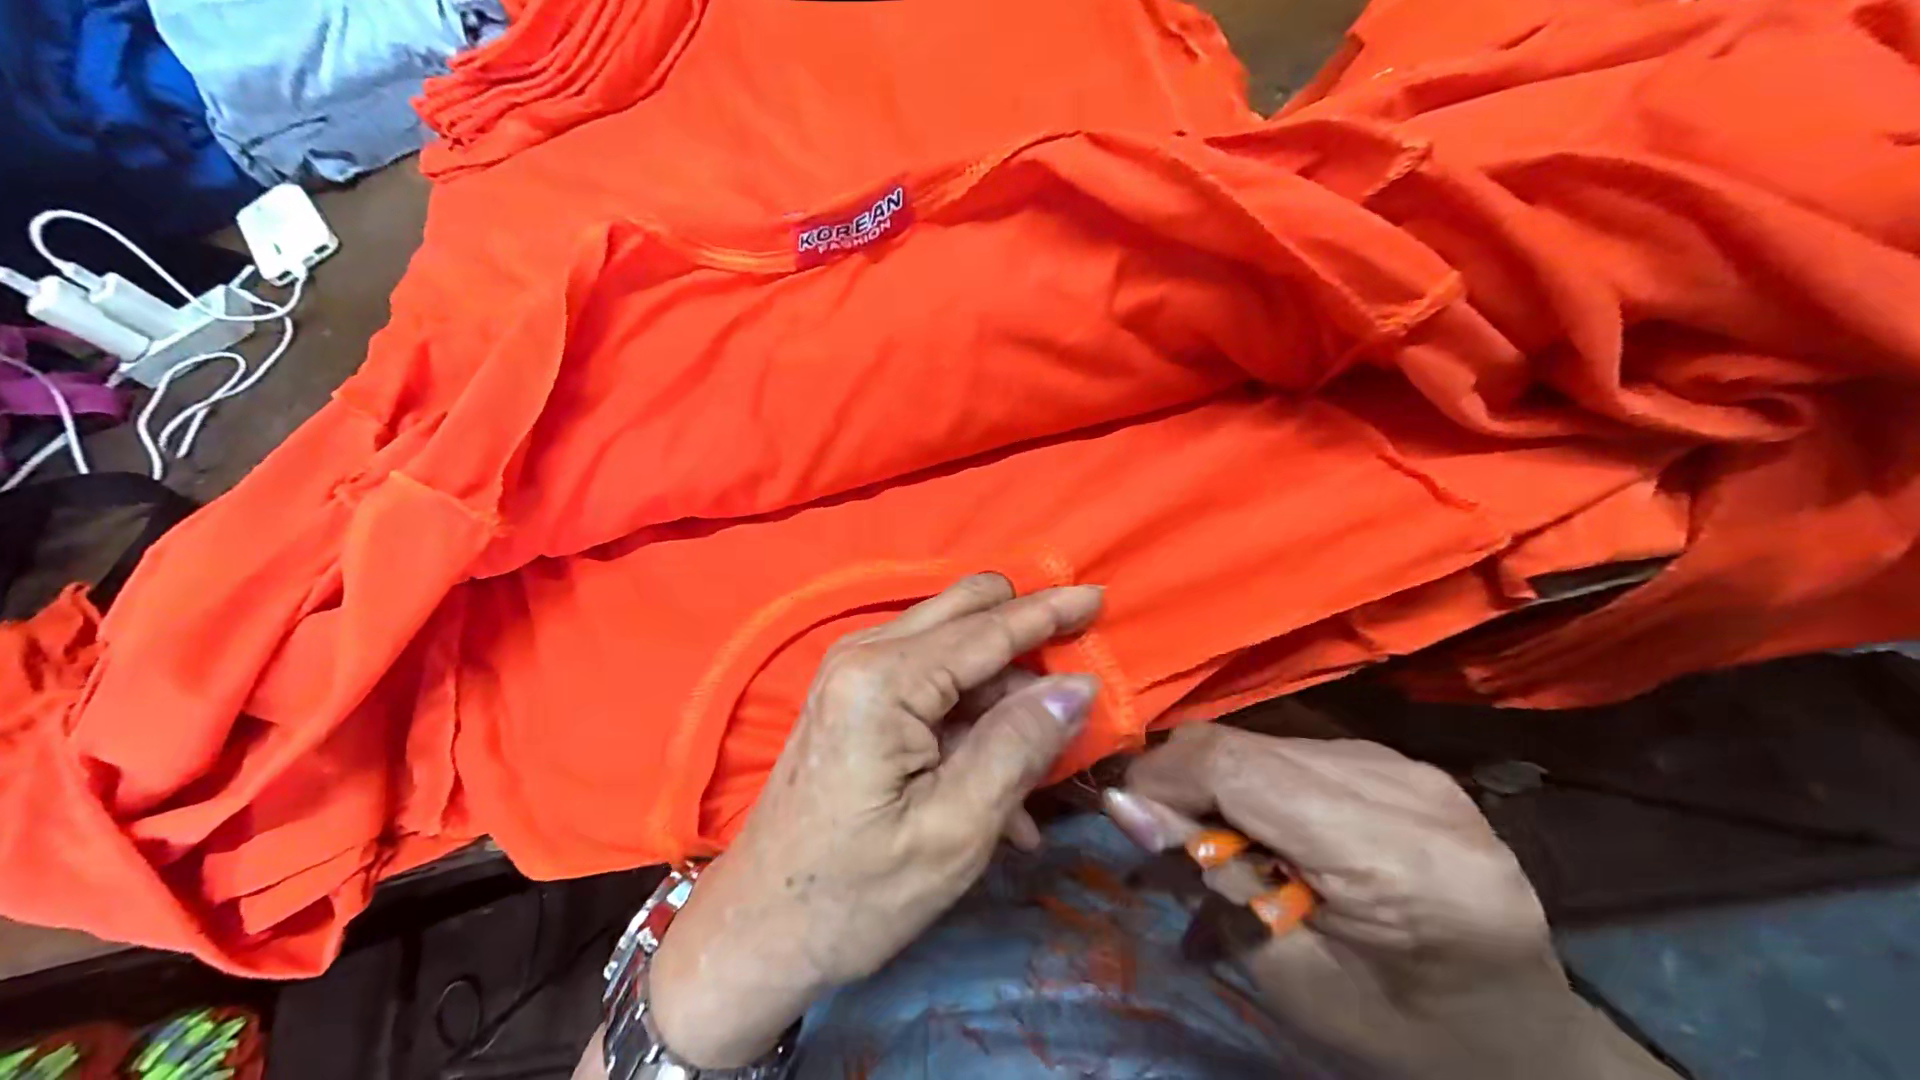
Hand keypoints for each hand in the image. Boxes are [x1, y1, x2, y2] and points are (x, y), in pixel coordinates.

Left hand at [646, 574, 1104, 1067]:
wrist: (760, 930)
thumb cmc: (856, 893)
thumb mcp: (955, 830)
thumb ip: (1018, 746)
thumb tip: (1076, 685)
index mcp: (884, 682)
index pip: (987, 629)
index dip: (1048, 613)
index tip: (1099, 597)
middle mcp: (863, 655)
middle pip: (964, 611)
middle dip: (1023, 629)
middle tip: (1075, 664)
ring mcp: (852, 672)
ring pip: (951, 644)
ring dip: (1002, 687)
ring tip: (1040, 761)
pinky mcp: (853, 697)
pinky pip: (929, 679)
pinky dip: (971, 712)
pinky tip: (997, 782)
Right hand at [1109, 728, 1678, 1079]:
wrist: (1520, 1037)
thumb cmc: (1406, 1037)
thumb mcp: (1294, 981)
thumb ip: (1214, 879)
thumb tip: (1122, 804)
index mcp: (1398, 859)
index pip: (1241, 770)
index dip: (1165, 779)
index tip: (1124, 813)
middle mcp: (1407, 789)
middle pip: (1245, 744)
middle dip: (1181, 779)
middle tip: (1164, 835)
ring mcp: (1406, 764)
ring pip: (1260, 737)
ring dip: (1216, 780)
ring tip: (1222, 841)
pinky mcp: (1397, 759)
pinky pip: (1290, 747)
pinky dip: (1254, 779)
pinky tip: (1268, 828)